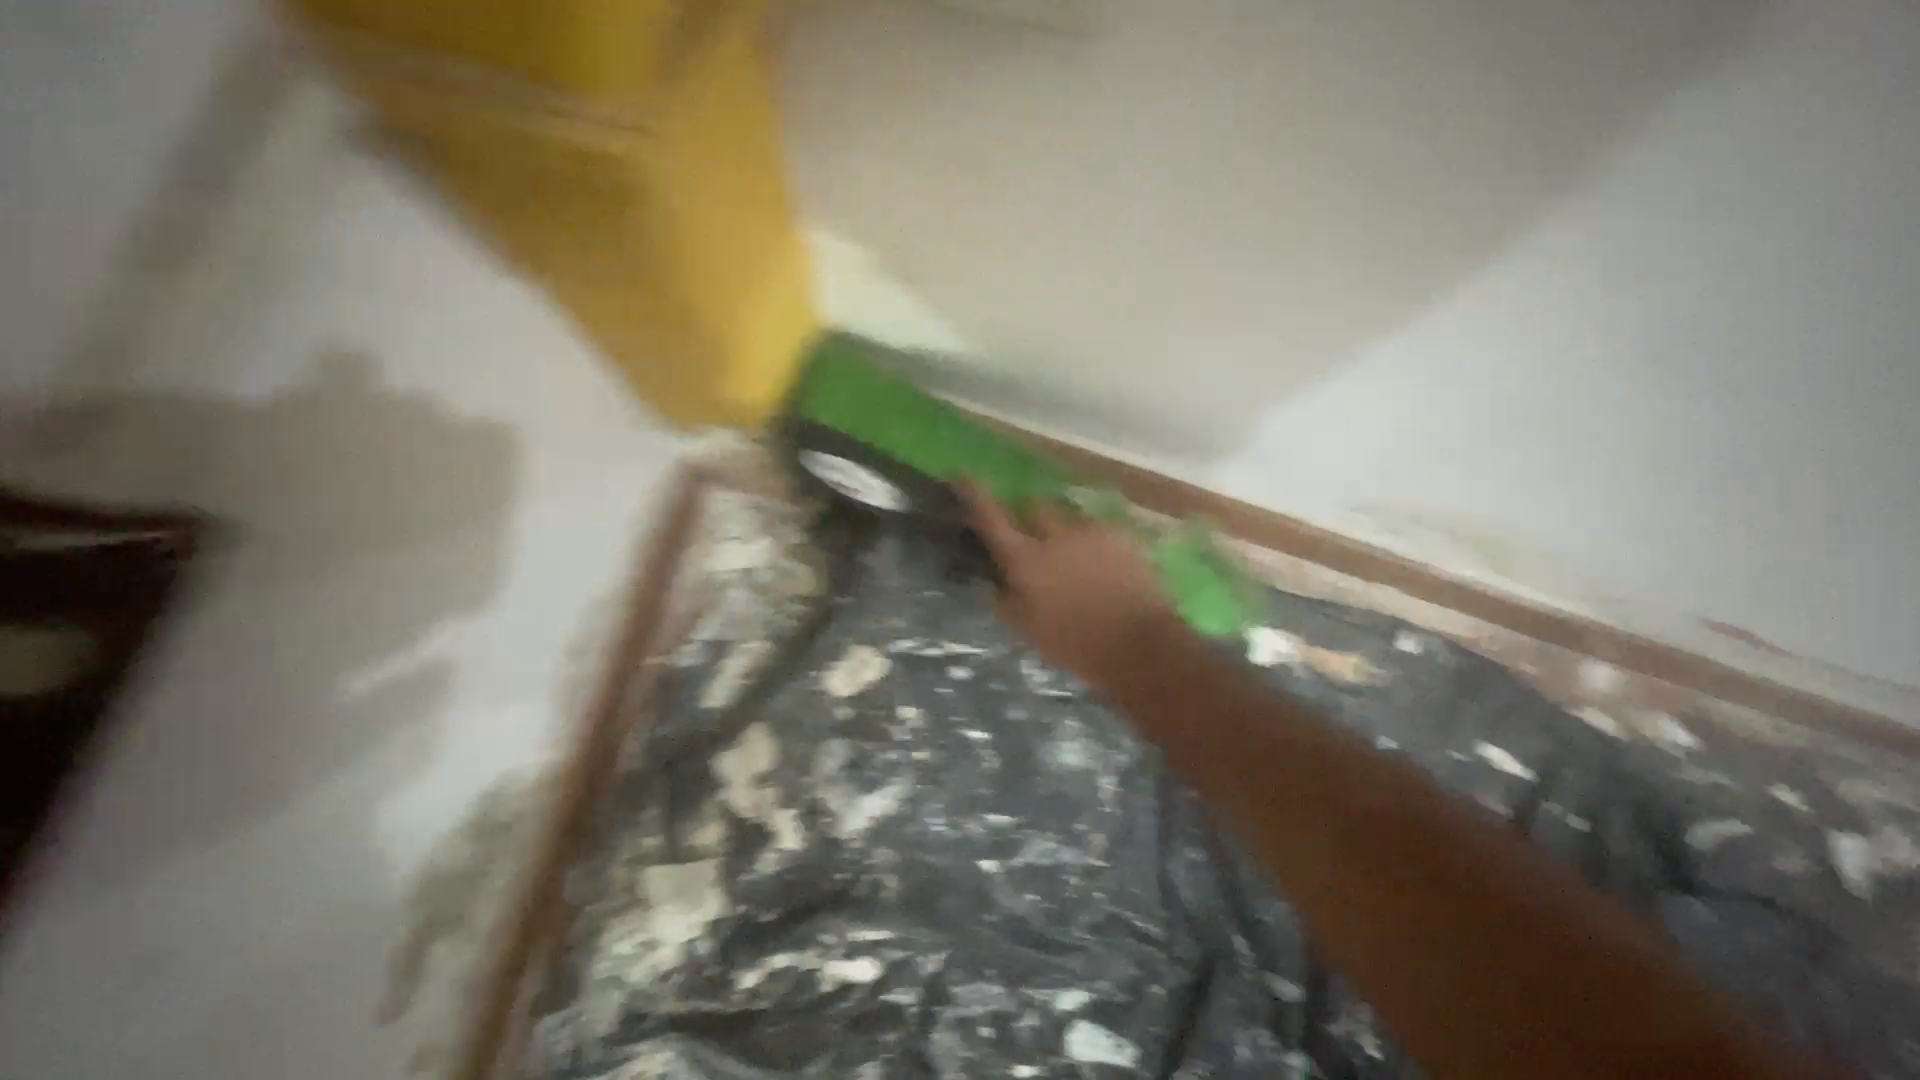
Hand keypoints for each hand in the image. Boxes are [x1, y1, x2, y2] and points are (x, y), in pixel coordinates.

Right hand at [957, 481, 1177, 689]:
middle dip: (1029, 517)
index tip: (961, 474)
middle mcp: (1055, 534)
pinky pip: (1098, 528)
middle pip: (1034, 506)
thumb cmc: (1075, 644)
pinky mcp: (1122, 535)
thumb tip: (994, 581)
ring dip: (1063, 529)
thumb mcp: (1027, 630)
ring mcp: (1091, 530)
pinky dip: (1093, 541)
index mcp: (1025, 559)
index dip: (974, 494)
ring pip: (1068, 515)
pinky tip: (1103, 565)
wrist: (1139, 644)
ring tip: (1075, 557)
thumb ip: (1004, 600)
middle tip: (1035, 541)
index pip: (991, 518)